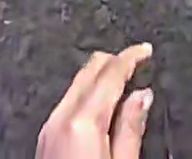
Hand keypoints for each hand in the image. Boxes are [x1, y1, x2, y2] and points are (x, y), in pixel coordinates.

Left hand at [37, 43, 154, 158]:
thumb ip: (131, 129)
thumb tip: (142, 95)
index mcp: (82, 120)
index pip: (110, 72)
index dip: (131, 57)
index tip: (147, 50)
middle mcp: (61, 116)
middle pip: (89, 69)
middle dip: (114, 61)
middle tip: (138, 62)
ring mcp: (49, 127)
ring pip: (78, 83)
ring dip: (100, 77)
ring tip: (126, 83)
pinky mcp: (45, 140)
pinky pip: (69, 102)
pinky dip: (88, 94)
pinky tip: (104, 107)